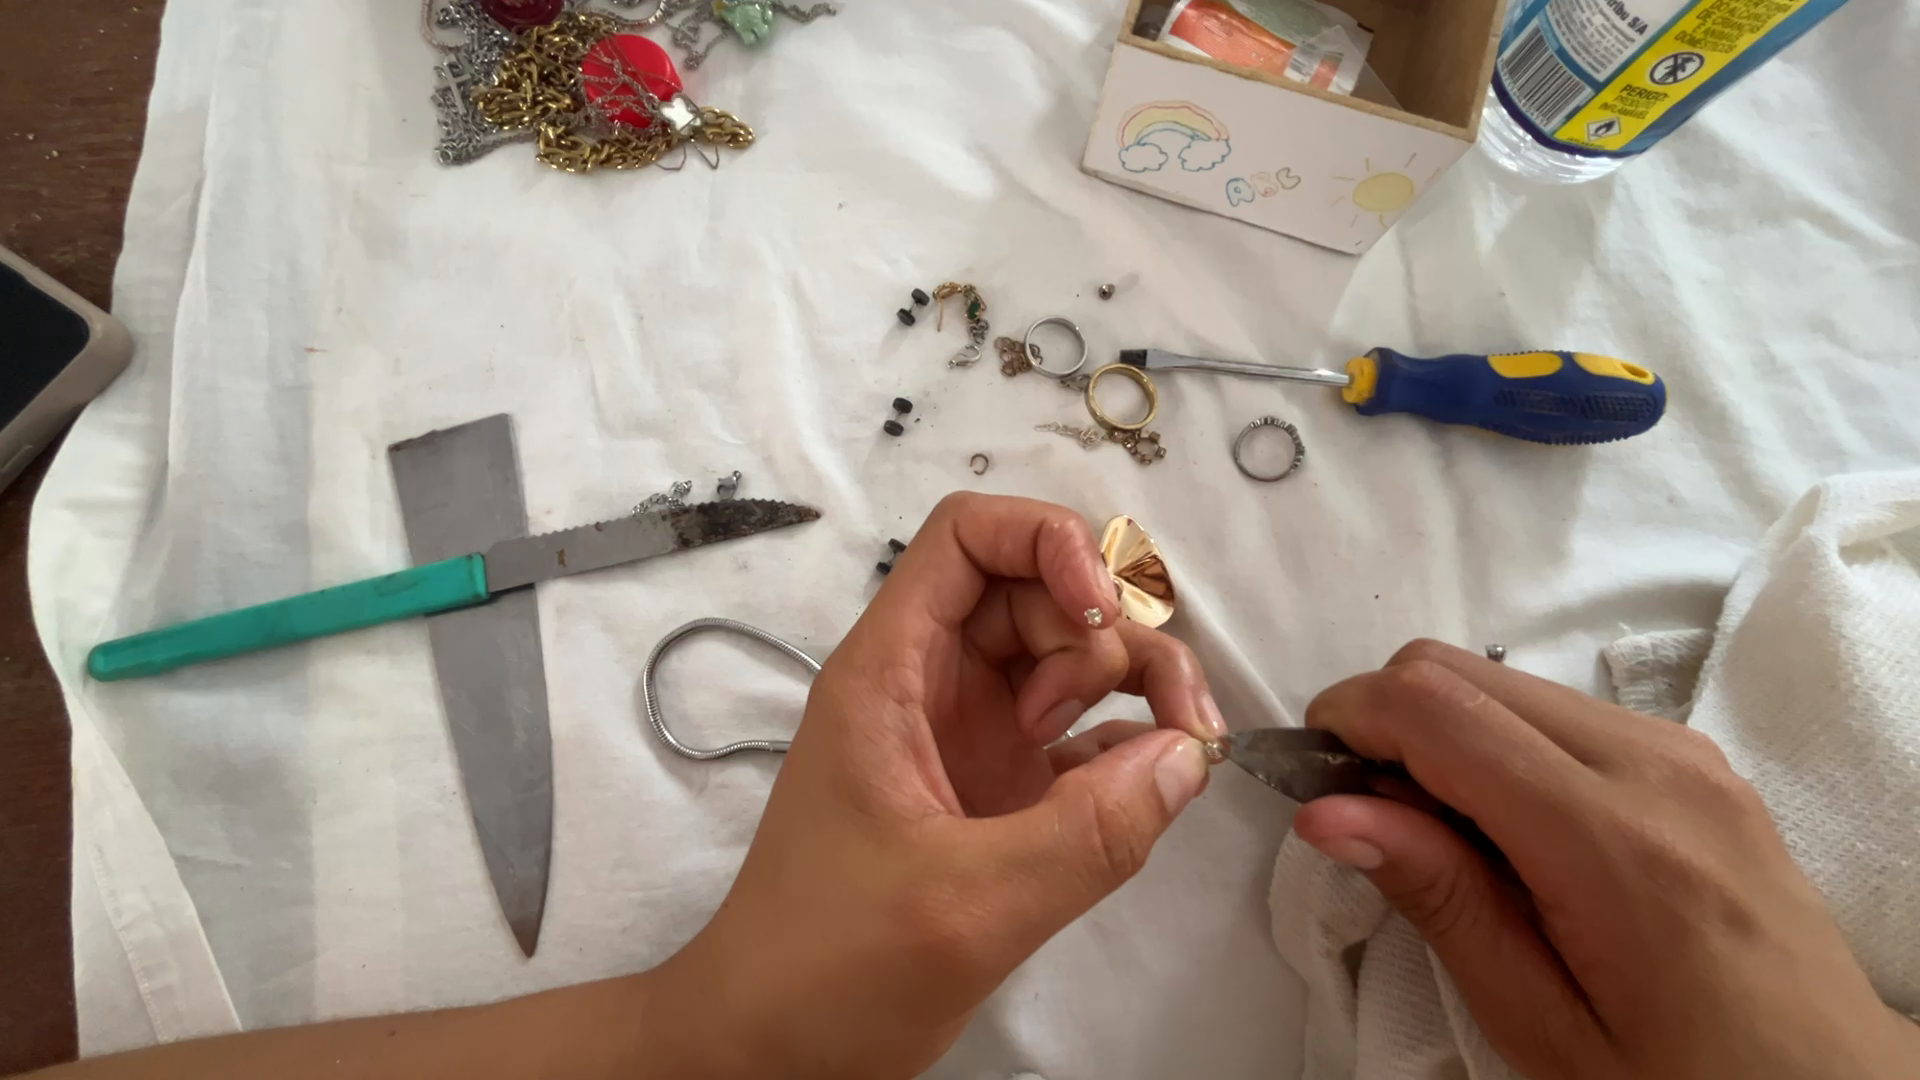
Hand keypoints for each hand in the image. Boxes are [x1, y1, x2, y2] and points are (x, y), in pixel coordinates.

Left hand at [648, 493, 1224, 1077]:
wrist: (774, 1043)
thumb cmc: (830, 964)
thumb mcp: (962, 904)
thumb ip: (1086, 833)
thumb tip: (1187, 756)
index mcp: (893, 667)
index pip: (966, 535)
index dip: (1045, 541)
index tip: (1102, 611)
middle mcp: (934, 677)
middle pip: (1037, 590)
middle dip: (1109, 633)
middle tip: (1157, 715)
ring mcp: (971, 725)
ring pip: (1067, 651)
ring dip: (1132, 683)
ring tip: (1175, 751)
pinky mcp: (1001, 777)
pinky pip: (1080, 724)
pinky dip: (1127, 738)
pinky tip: (1157, 779)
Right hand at [1292, 640, 1919, 1079]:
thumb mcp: (1536, 1017)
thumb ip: (1434, 894)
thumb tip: (1320, 811)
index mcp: (1615, 842)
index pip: (1434, 710)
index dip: (1347, 718)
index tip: (1314, 775)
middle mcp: (1652, 762)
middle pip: (1447, 668)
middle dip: (1377, 715)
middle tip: (1368, 804)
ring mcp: (1675, 746)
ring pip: (1483, 674)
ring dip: (1426, 724)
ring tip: (1434, 817)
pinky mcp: (1679, 749)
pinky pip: (1532, 699)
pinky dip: (1477, 731)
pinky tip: (1494, 811)